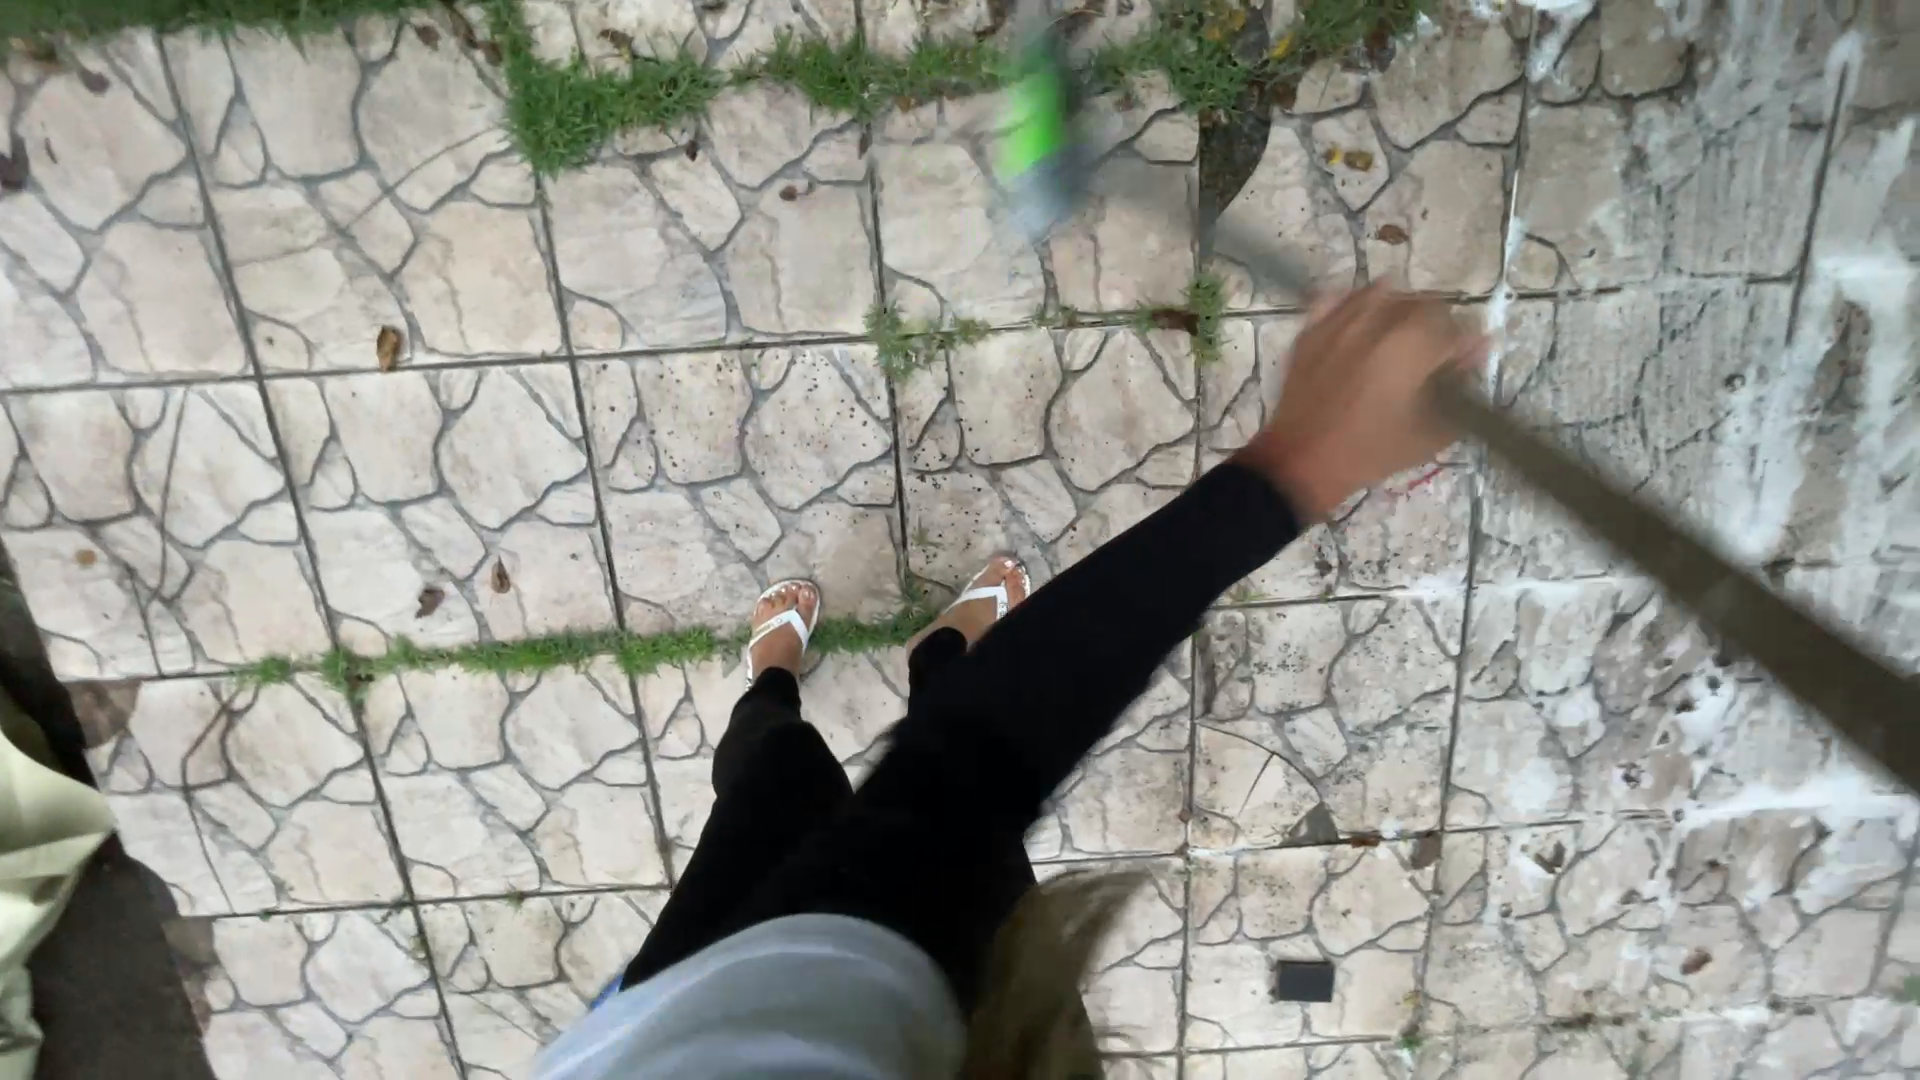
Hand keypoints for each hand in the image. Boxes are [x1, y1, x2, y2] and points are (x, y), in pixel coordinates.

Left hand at [1232, 284, 1484, 521]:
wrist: (1300, 461)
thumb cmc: (1369, 451)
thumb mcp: (1432, 431)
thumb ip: (1463, 386)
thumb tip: (1476, 351)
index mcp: (1412, 343)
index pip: (1458, 327)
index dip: (1464, 347)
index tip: (1459, 367)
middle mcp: (1376, 322)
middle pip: (1423, 304)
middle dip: (1435, 327)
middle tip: (1430, 356)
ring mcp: (1338, 323)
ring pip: (1382, 294)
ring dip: (1398, 311)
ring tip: (1396, 340)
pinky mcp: (1309, 333)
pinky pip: (1336, 301)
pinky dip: (1352, 305)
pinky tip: (1359, 324)